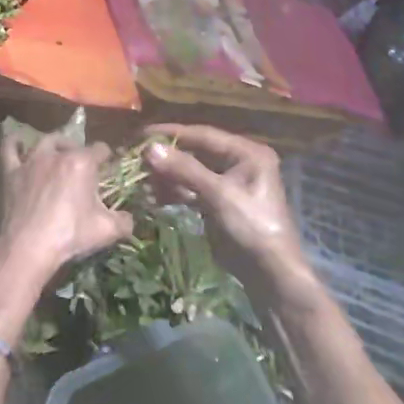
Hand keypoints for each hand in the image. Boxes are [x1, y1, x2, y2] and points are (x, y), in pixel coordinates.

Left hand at [0, 133, 133, 286]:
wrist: (29, 247)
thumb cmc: (70, 235)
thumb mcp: (107, 231)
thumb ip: (124, 221)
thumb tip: (129, 219)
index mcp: (82, 163)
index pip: (100, 149)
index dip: (106, 157)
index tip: (108, 166)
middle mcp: (56, 155)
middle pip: (71, 143)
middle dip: (79, 149)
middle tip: (82, 166)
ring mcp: (31, 162)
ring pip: (43, 142)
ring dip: (54, 144)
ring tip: (57, 153)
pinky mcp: (11, 172)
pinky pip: (9, 149)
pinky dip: (13, 143)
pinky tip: (17, 143)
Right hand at [144, 124, 306, 277]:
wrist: (268, 270)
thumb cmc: (250, 225)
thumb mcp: (218, 194)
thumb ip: (184, 168)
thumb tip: (150, 148)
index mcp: (246, 153)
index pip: (203, 135)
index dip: (171, 133)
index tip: (140, 135)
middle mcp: (238, 163)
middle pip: (194, 153)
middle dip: (166, 158)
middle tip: (136, 160)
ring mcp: (226, 184)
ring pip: (189, 172)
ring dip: (166, 176)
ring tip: (142, 181)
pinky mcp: (216, 203)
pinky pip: (190, 190)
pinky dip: (173, 192)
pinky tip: (153, 197)